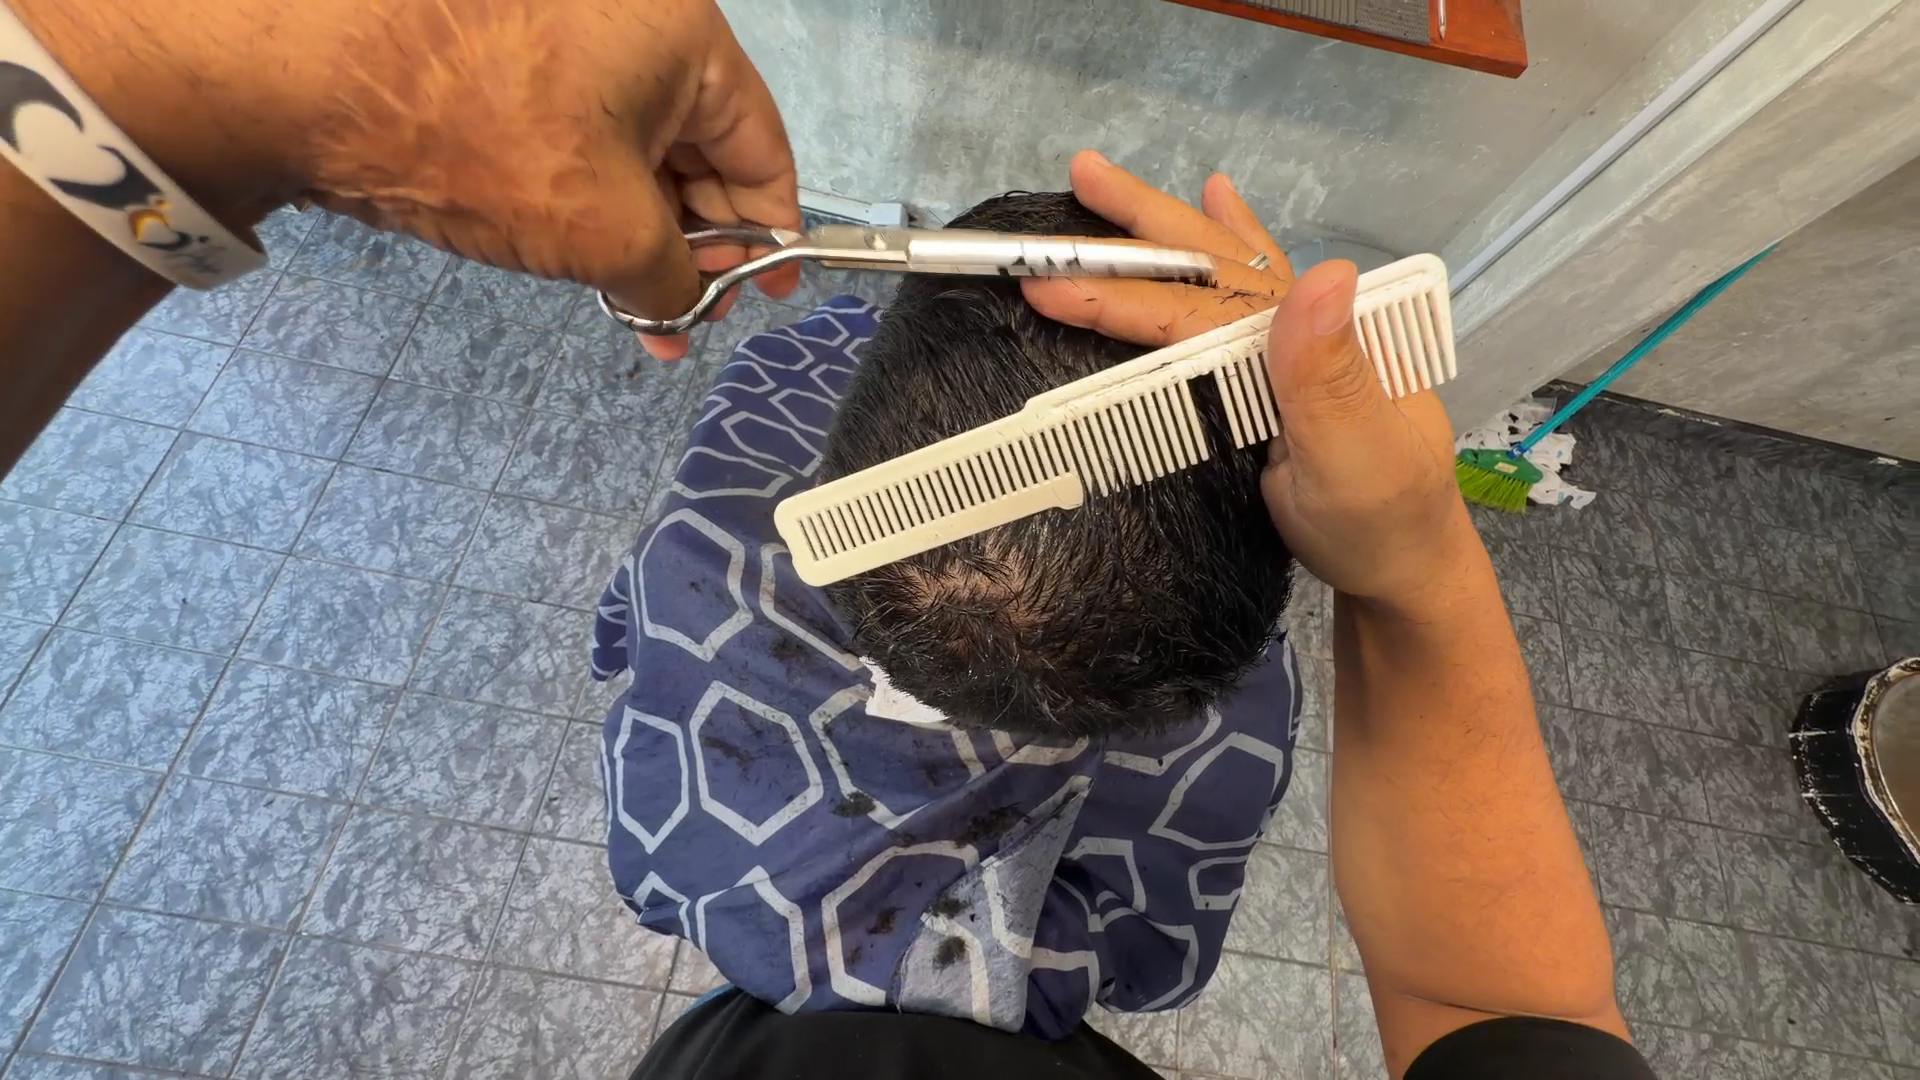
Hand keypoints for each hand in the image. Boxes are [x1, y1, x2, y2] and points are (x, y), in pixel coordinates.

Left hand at [14, 0, 799, 361]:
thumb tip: (686, 306)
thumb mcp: (612, 232)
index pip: (762, 148)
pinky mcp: (513, 62)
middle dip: (704, 248)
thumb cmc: (487, 142)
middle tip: (696, 314)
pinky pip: (589, 148)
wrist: (272, 67)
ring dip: (652, 245)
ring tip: (649, 315)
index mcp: (679, 34)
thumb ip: (680, 281)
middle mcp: (632, 21)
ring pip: (644, 159)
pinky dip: (603, 215)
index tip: (767, 292)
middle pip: (704, 155)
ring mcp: (565, 35)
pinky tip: (605, 275)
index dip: (773, 231)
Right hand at [1024, 150, 1471, 609]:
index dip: (1126, 292)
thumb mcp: (1357, 460)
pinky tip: (1220, 202)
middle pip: (1217, 261)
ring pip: (1224, 268)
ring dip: (1169, 224)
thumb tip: (1322, 271)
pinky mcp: (1278, 367)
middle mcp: (1302, 325)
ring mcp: (1291, 343)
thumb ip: (1330, 376)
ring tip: (1119, 184)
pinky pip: (1248, 294)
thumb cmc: (1376, 520)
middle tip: (1081, 173)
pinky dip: (1232, 242)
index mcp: (1315, 338)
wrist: (1397, 558)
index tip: (1052, 282)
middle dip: (1142, 221)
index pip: (1205, 307)